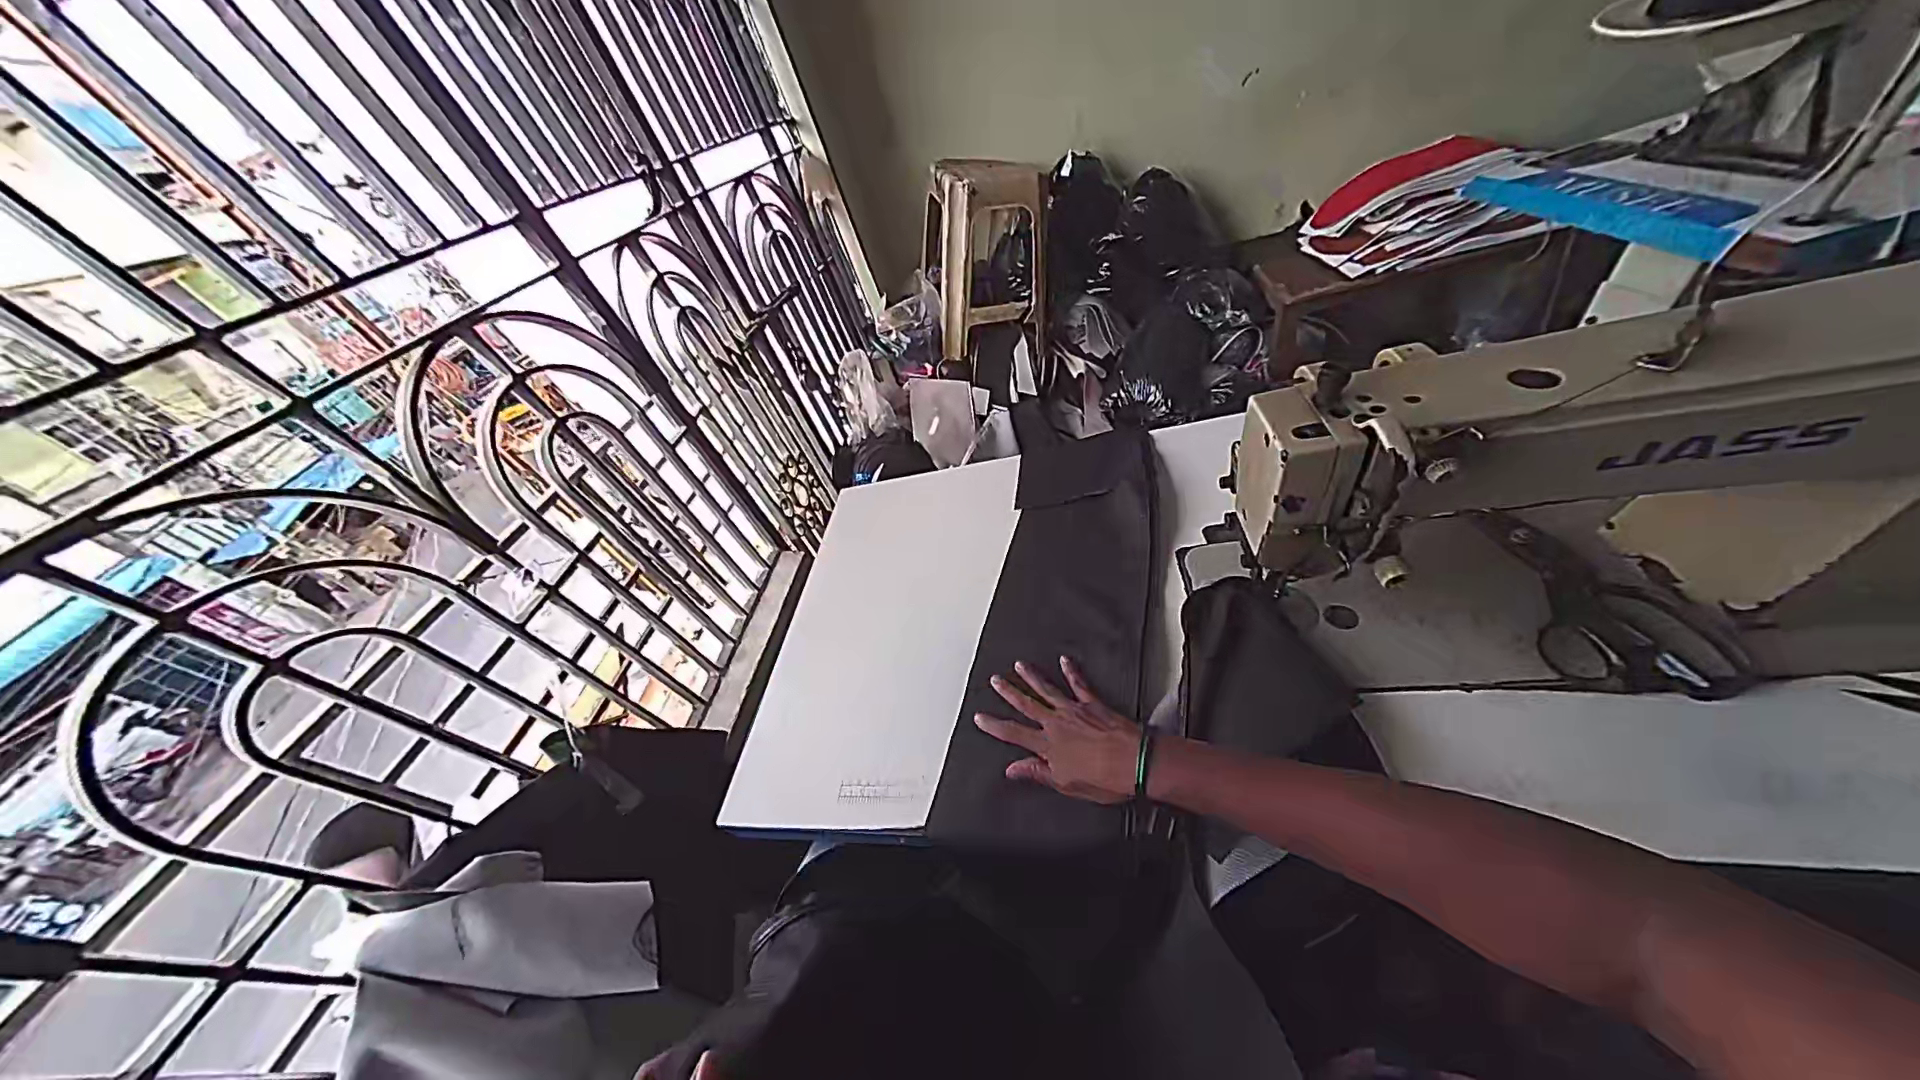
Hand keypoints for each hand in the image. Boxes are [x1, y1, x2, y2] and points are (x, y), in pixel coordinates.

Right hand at [973, 656, 1140, 803]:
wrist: (1134, 762)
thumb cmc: (1105, 777)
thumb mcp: (1066, 784)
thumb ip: (1038, 773)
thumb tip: (1014, 770)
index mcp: (1048, 746)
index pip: (1013, 733)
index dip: (994, 725)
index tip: (981, 717)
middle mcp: (1057, 724)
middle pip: (1026, 705)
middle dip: (1008, 692)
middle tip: (996, 680)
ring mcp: (1074, 710)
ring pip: (1047, 690)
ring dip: (1032, 676)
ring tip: (1021, 665)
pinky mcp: (1093, 704)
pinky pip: (1079, 683)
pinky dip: (1071, 671)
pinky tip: (1065, 661)